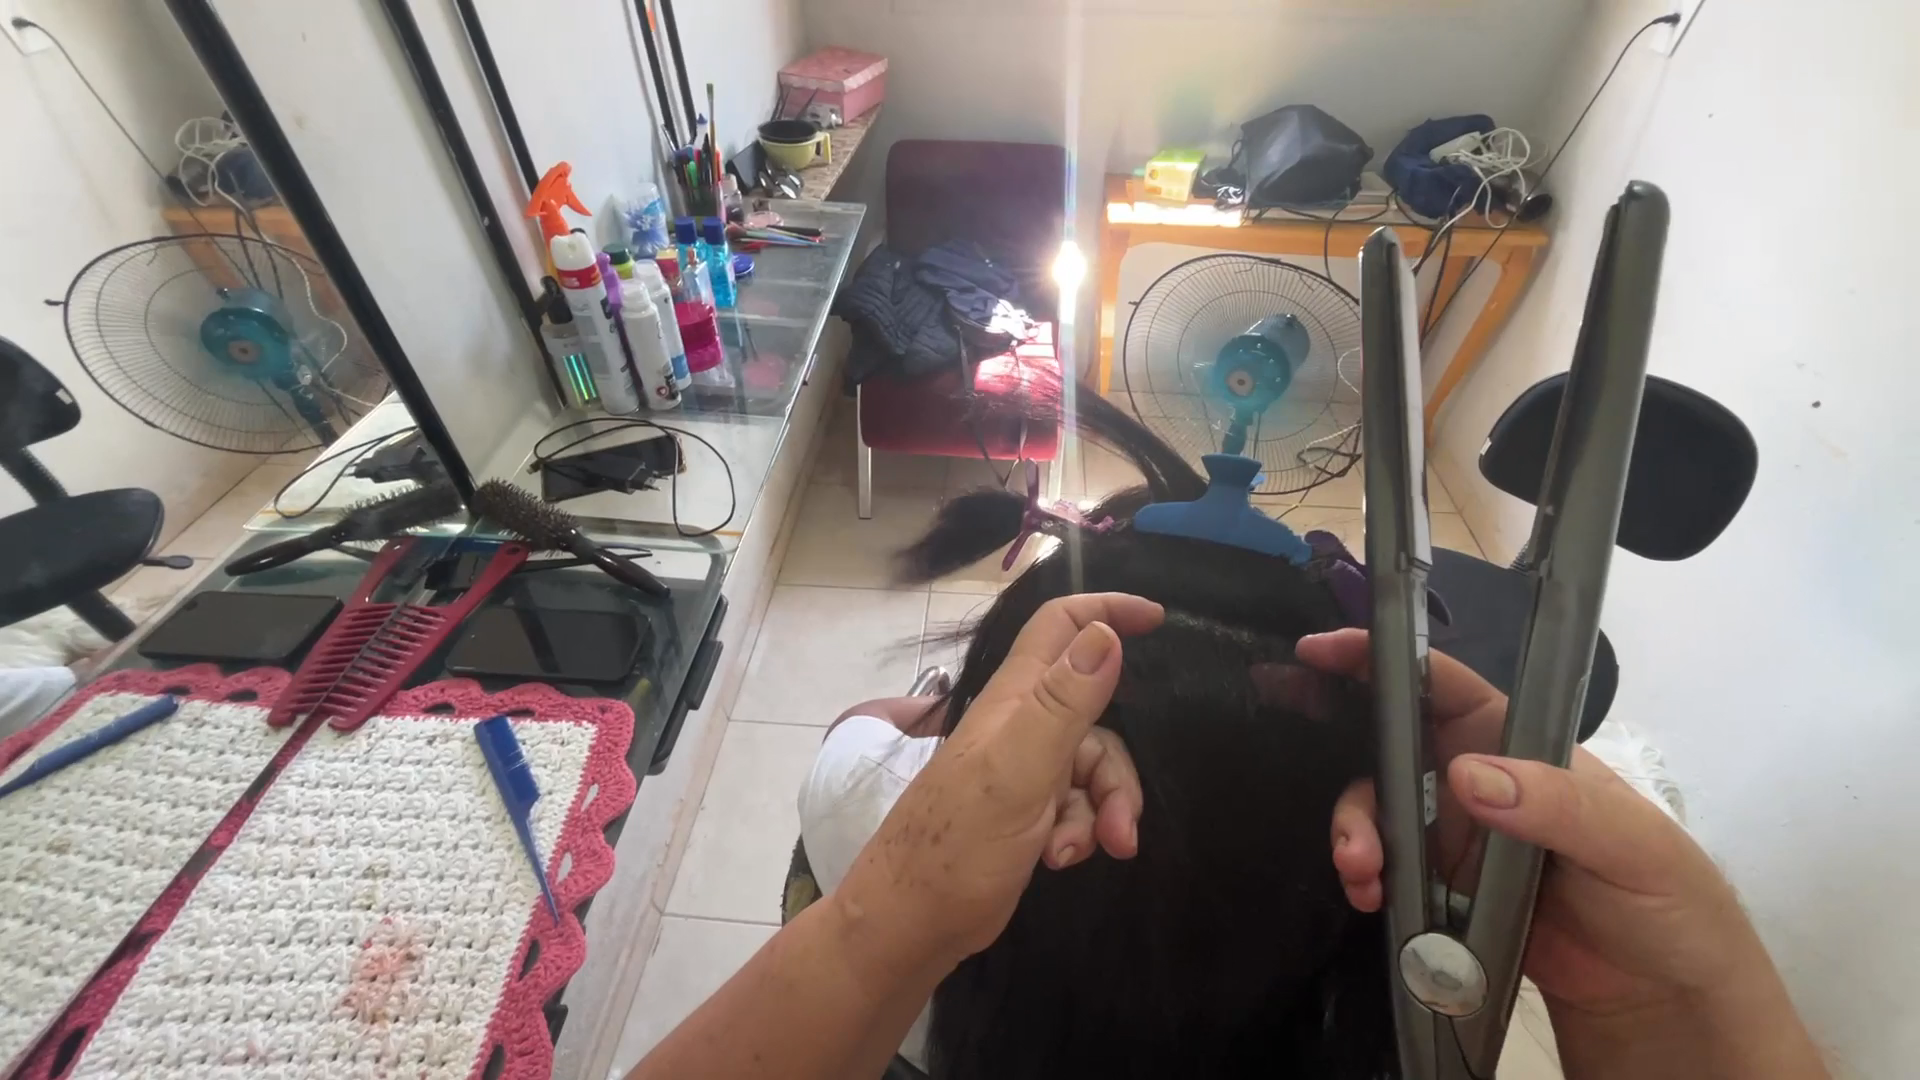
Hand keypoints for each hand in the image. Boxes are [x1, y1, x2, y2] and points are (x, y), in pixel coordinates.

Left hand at [832, 594, 1162, 969]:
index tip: (1156, 618)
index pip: (1061, 625)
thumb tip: (1105, 635)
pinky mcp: (1029, 806)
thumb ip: (1063, 701)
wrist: (914, 921)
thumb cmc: (959, 842)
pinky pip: (1077, 802)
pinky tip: (1061, 860)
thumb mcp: (1019, 769)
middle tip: (1122, 823)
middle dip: (1117, 768)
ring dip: (1103, 809)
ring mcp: (1025, 765)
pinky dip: (1081, 830)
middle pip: (1095, 714)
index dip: (1105, 610)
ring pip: (1093, 765)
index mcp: (1016, 697)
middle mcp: (1022, 722)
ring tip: (1086, 851)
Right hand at [1297, 629, 1824, 1077]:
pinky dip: (1358, 869)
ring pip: (1368, 799)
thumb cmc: (1665, 905)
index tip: (1321, 648)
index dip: (1377, 657)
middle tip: (1277, 713)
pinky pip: (1372, 856)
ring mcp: (1441, 827)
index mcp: (1510, 741)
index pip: (1438, 682)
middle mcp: (1465, 772)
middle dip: (1325, 722)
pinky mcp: (1426, 879)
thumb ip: (1559, 804)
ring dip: (1350, 824)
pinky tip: (1365, 892)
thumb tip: (1466, 774)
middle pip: (1381, 733)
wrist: (1654, 1006)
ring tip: (1357, 866)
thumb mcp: (1636, 847)